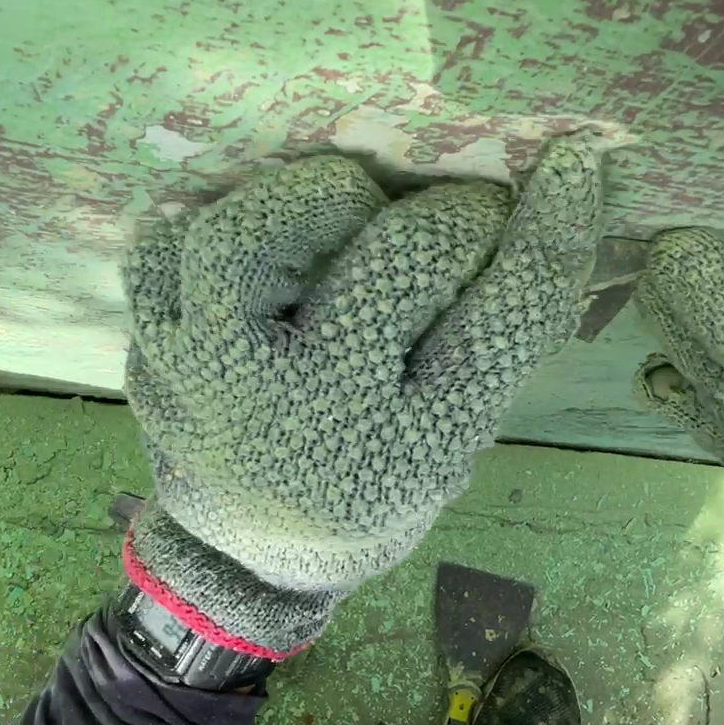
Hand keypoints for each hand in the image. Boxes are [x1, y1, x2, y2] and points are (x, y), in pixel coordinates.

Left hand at [119, 133, 610, 659]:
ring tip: (351, 208)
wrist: (248, 556)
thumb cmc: (366, 493)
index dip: (549, 229)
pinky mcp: (151, 359)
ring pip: (246, 238)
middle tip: (461, 210)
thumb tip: (539, 221)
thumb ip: (489, 347)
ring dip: (317, 197)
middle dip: (452, 216)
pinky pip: (161, 251)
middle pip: (394, 269)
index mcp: (406, 454)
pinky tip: (258, 244)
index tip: (572, 168)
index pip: (501, 322)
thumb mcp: (448, 446)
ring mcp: (213, 385)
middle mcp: (308, 419)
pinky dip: (210, 224)